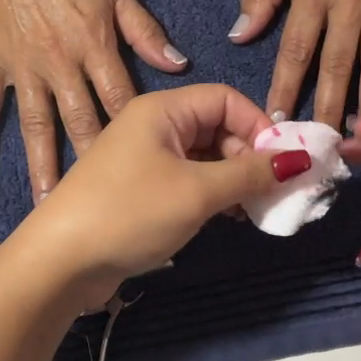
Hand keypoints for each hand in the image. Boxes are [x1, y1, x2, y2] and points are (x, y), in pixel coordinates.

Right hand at [0, 0, 187, 200]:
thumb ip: (144, 30)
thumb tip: (177, 63)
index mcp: (95, 45)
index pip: (120, 98)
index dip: (134, 133)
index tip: (147, 167)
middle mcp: (60, 64)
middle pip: (81, 122)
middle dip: (92, 166)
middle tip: (102, 206)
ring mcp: (24, 67)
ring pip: (36, 124)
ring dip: (42, 165)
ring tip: (46, 202)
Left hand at [21, 84, 311, 300]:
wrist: (60, 261)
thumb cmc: (130, 212)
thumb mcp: (198, 191)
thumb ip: (251, 174)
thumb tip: (299, 158)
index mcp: (162, 110)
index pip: (227, 99)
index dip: (260, 126)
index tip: (282, 163)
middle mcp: (153, 127)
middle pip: (217, 128)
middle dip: (250, 157)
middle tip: (271, 194)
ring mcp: (144, 161)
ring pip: (205, 159)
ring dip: (234, 180)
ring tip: (251, 211)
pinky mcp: (140, 192)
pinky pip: (188, 182)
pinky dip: (211, 196)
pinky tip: (225, 219)